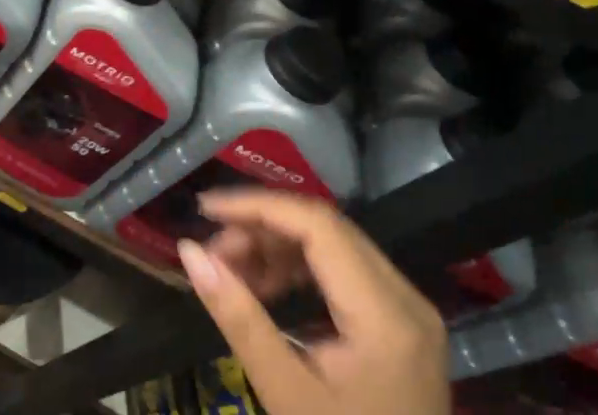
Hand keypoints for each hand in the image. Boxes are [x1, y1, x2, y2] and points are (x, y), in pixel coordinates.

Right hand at [177, 190, 449, 414]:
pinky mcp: (401, 326)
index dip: (257, 207)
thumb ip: (238, 316)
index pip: (318, 227)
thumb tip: (188, 251)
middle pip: (327, 229)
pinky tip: (265, 289)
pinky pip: (345, 272)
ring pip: (334, 246)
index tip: (203, 210)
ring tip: (231, 271)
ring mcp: (409, 312)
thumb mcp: (284, 390)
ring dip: (277, 246)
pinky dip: (299, 268)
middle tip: (212, 251)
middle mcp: (406, 300)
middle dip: (261, 227)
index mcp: (385, 316)